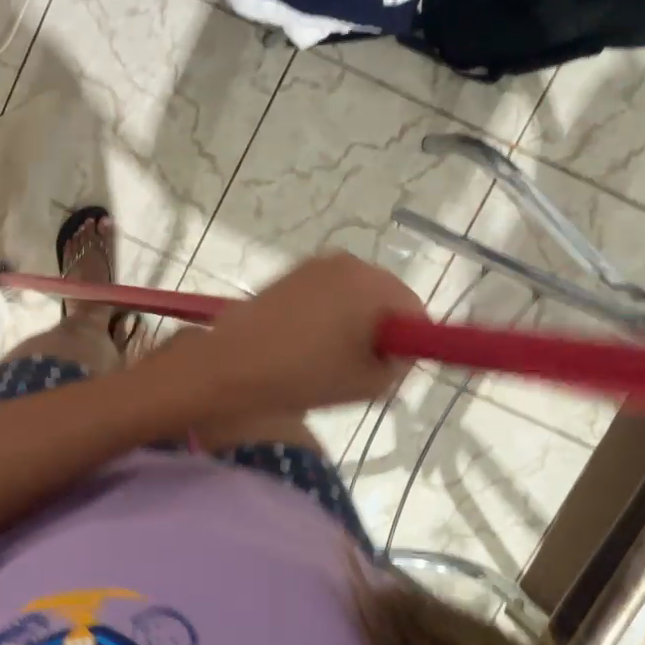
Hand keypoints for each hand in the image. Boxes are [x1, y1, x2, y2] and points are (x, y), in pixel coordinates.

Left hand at [156, 253, 424, 416]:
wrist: (229, 366)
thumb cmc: (303, 375)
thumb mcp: (369, 382)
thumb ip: (400, 364)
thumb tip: (399, 352)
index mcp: (373, 284)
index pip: (415, 312)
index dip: (409, 345)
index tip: (388, 371)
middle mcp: (348, 262)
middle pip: (384, 299)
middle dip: (379, 331)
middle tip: (359, 370)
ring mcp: (313, 264)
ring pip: (353, 297)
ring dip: (351, 324)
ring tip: (325, 361)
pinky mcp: (287, 274)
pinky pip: (325, 294)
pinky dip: (325, 316)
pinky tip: (304, 345)